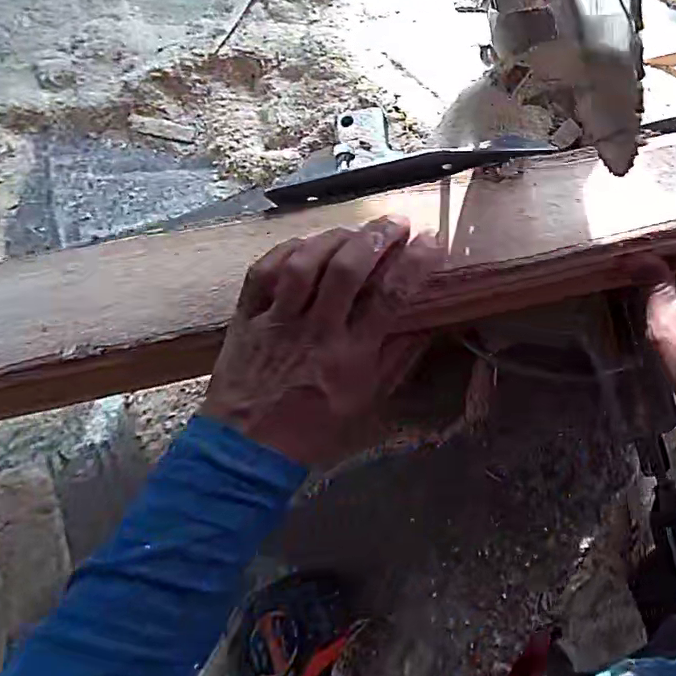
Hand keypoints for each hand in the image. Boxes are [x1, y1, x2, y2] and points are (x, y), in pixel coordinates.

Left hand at [201, 216, 442, 467]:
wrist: (243, 453)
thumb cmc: (317, 427)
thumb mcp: (370, 397)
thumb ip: (398, 354)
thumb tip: (427, 318)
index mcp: (350, 355)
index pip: (390, 297)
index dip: (414, 263)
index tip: (432, 241)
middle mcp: (314, 332)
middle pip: (345, 271)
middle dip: (376, 238)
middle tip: (397, 222)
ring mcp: (275, 323)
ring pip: (303, 264)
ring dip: (334, 238)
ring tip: (356, 230)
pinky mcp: (245, 319)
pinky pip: (262, 272)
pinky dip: (287, 250)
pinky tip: (309, 243)